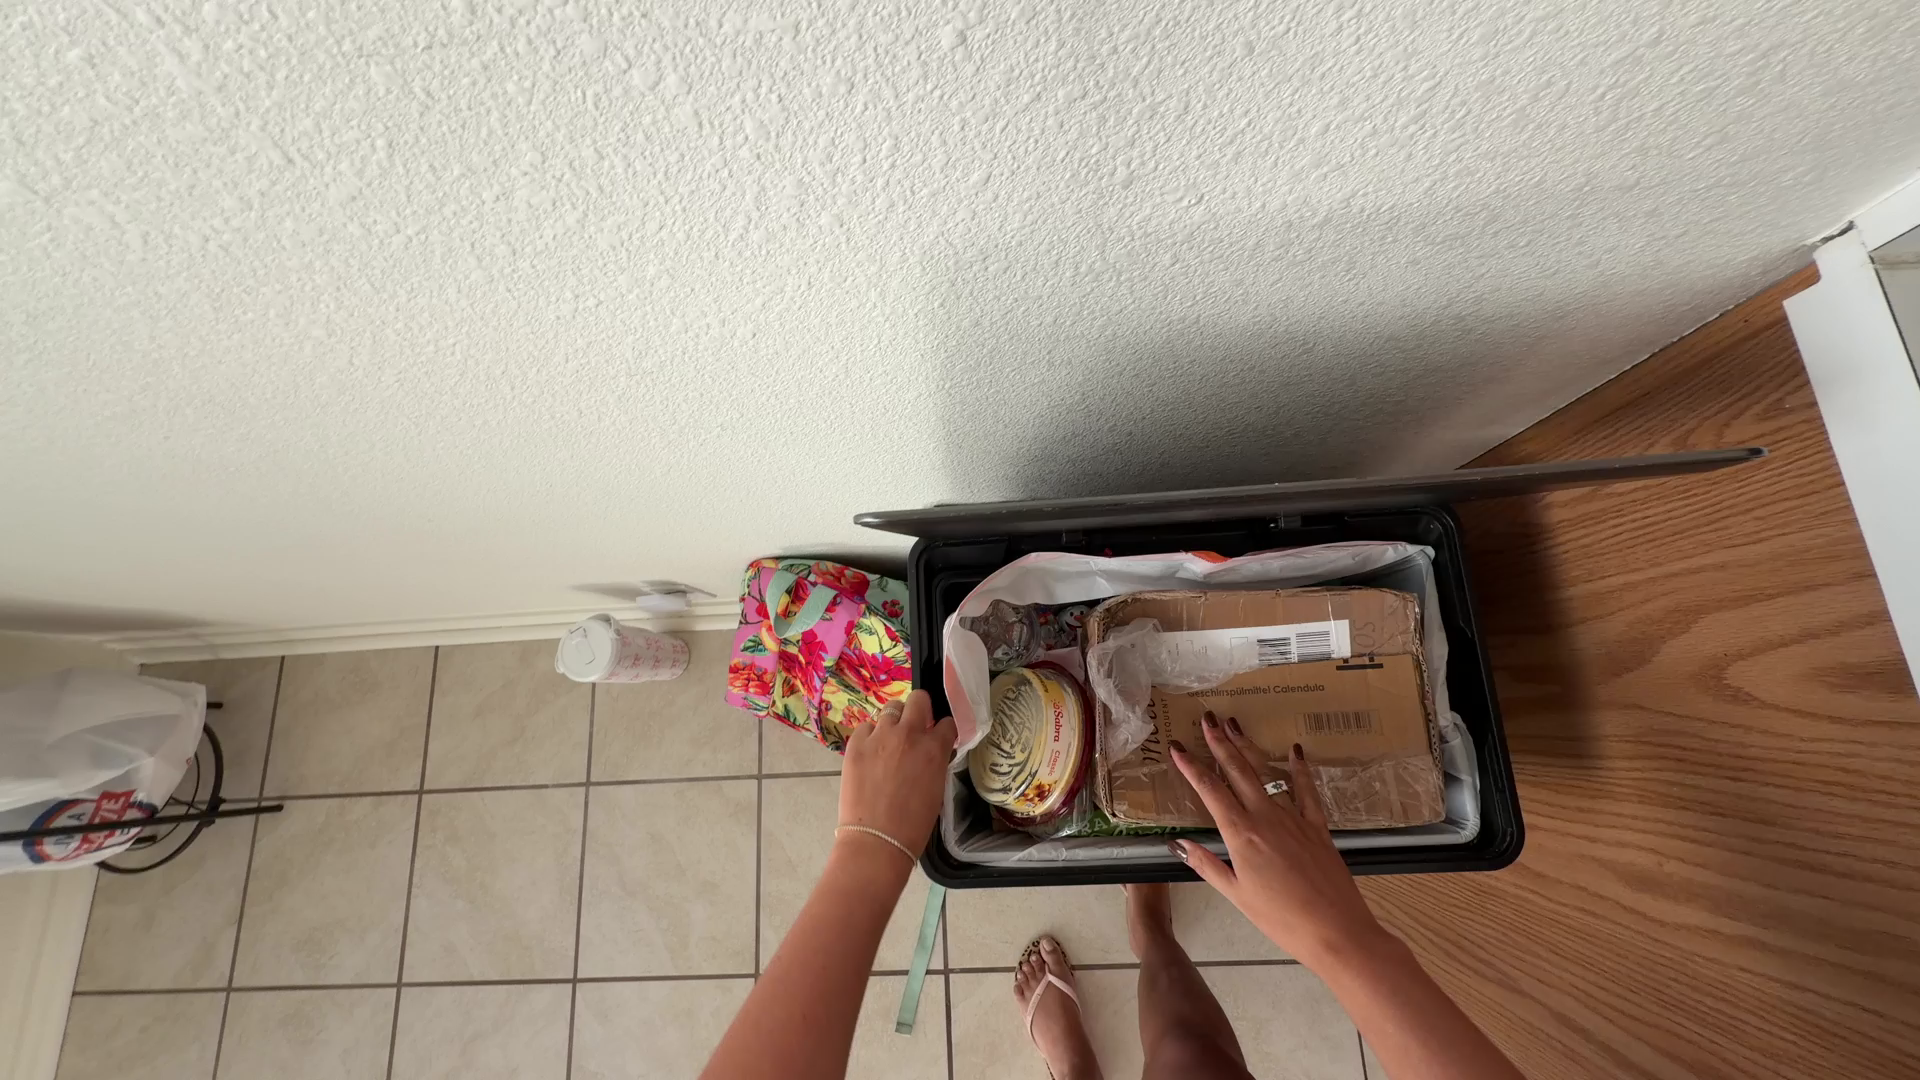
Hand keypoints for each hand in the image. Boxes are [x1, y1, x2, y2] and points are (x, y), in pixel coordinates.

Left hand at [837, 690, 956, 857]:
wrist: (876, 841)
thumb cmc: (913, 824)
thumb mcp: (936, 788)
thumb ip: (935, 761)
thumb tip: (931, 751)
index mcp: (935, 748)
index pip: (946, 722)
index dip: (942, 730)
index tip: (937, 736)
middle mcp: (909, 734)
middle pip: (919, 699)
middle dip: (920, 710)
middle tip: (915, 726)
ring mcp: (880, 735)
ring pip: (891, 708)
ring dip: (894, 721)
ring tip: (890, 740)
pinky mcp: (856, 743)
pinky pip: (867, 727)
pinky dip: (871, 736)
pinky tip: (870, 755)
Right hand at [1168, 711, 1390, 967]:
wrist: (1337, 933)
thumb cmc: (1281, 920)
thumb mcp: (1236, 895)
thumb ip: (1207, 865)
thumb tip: (1178, 844)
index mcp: (1241, 834)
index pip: (1209, 790)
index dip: (1190, 766)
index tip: (1177, 747)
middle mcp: (1265, 817)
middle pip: (1237, 771)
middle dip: (1220, 742)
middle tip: (1208, 717)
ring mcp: (1293, 819)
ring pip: (1265, 774)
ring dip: (1248, 747)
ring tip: (1235, 724)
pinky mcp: (1317, 827)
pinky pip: (1306, 791)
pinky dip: (1300, 769)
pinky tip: (1295, 750)